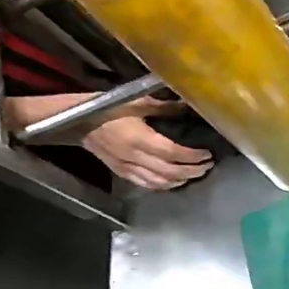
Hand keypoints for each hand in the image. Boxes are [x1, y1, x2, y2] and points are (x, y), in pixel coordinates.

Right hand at [81, 107, 212, 190]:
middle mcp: (134, 157)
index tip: (207, 154)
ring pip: (160, 182)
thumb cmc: (110, 108)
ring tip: (196, 173)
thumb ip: (164, 107)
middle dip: (192, 171)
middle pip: (170, 172)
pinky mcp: (122, 173)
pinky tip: (175, 181)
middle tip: (207, 166)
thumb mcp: (138, 103)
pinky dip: (164, 185)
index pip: (173, 153)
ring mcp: (128, 168)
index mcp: (139, 139)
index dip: (192, 156)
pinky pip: (147, 185)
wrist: (81, 123)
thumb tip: (188, 105)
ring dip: (181, 180)